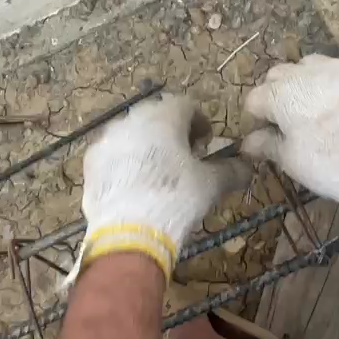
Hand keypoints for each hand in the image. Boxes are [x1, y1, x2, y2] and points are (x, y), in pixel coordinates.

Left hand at [77, 93, 247, 278]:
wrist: (129, 233)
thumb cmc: (176, 198)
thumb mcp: (212, 184)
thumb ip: (232, 169)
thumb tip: (247, 165)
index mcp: (164, 115)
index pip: (186, 105)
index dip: (200, 123)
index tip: (206, 144)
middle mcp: (132, 118)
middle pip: (157, 116)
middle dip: (172, 132)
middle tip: (184, 157)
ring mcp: (107, 139)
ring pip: (132, 134)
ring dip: (147, 146)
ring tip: (158, 174)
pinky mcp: (91, 162)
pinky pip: (114, 155)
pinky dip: (125, 163)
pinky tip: (134, 187)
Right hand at [240, 54, 338, 227]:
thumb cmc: (325, 161)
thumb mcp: (289, 158)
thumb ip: (266, 144)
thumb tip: (249, 142)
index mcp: (276, 94)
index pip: (253, 101)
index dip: (256, 119)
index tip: (264, 136)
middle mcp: (298, 73)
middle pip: (276, 77)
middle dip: (275, 96)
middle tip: (286, 123)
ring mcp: (328, 67)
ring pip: (303, 67)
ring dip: (300, 83)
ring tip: (310, 108)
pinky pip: (330, 69)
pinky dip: (325, 81)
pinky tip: (333, 102)